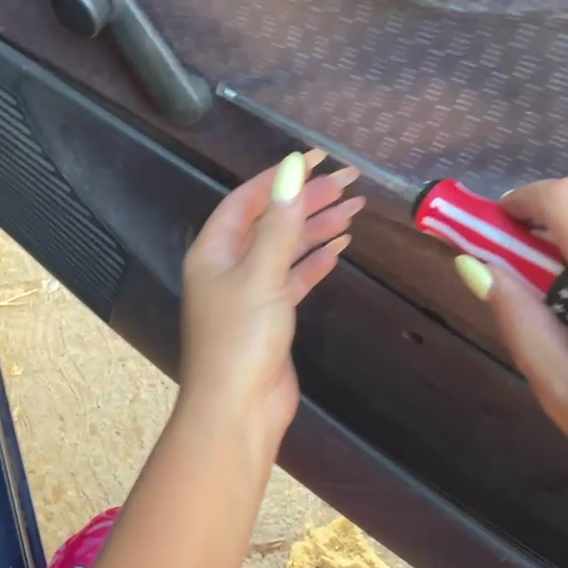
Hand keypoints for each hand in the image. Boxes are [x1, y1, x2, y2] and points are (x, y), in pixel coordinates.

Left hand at [178, 150, 362, 449]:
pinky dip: (315, 261)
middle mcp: (227, 266)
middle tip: (349, 180)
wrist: (237, 409)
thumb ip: (279, 224)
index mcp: (212, 250)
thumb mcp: (260, 274)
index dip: (281, 176)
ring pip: (285, 248)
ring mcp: (248, 292)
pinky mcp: (269, 316)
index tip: (317, 157)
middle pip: (269, 221)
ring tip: (354, 207)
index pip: (247, 199)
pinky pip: (293, 277)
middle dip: (306, 199)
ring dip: (316, 227)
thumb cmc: (240, 339)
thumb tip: (291, 170)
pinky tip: (340, 246)